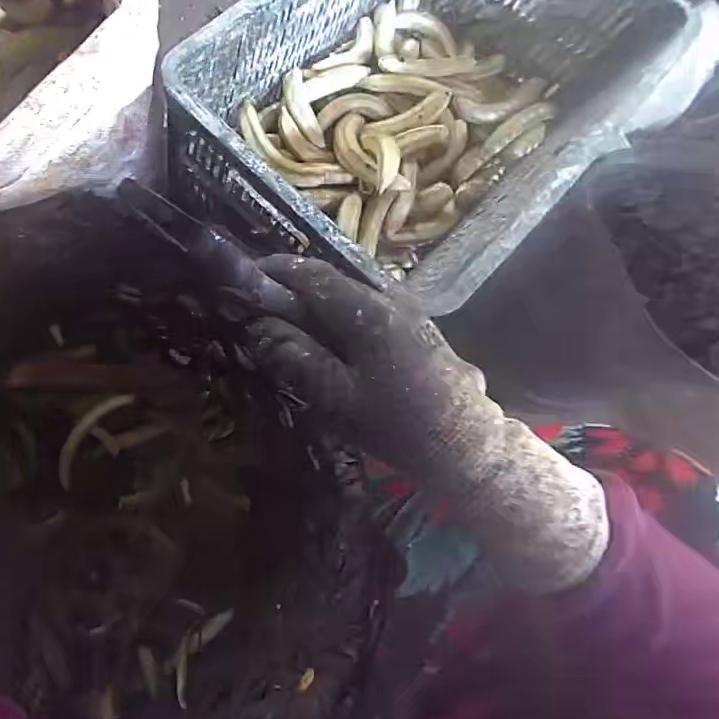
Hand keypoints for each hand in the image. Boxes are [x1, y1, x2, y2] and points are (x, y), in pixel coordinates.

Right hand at [244, 255, 488, 482]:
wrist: (469, 449)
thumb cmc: (398, 424)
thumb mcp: (337, 396)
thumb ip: (297, 357)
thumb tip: (260, 326)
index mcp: (367, 311)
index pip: (312, 274)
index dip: (277, 270)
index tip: (249, 274)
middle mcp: (389, 300)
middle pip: (332, 280)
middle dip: (295, 285)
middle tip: (264, 302)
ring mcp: (408, 312)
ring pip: (351, 294)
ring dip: (319, 300)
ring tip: (292, 319)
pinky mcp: (418, 329)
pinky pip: (369, 308)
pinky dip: (341, 313)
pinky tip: (332, 338)